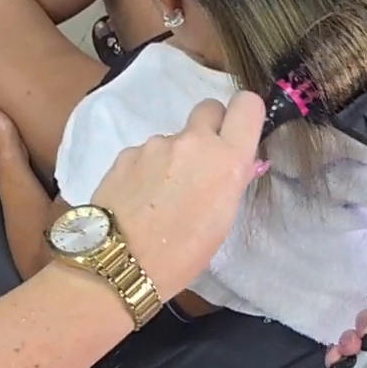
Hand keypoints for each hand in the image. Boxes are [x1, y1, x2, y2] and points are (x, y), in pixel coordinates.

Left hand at [91, 92, 267, 298]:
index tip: (236, 134)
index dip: (243, 115)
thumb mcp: (222, 221)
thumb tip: (238, 164)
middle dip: (209, 129)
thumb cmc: (183, 254)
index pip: (247, 104)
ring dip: (173, 157)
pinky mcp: (126, 152)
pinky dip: (146, 169)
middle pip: (208, 109)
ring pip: (174, 138)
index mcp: (226, 159)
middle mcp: (193, 142)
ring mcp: (156, 144)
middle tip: (201, 163)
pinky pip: (146, 153)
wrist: (120, 263)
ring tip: (162, 196)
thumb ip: (231, 181)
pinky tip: (138, 198)